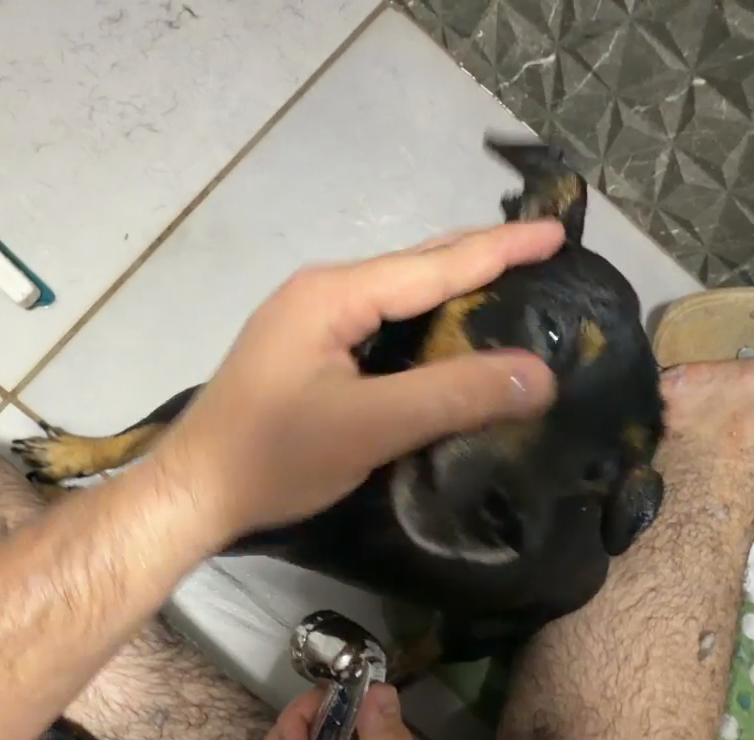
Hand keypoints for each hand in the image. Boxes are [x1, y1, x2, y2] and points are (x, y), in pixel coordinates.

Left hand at [153, 223, 563, 537]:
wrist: (194, 492)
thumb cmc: (273, 458)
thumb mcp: (369, 426)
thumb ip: (452, 396)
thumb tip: (541, 374)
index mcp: (331, 294)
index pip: (433, 264)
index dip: (498, 250)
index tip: (558, 234)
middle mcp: (316, 294)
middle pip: (411, 271)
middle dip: (475, 263)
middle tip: (540, 259)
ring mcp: (302, 324)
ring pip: (391, 300)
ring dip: (445, 296)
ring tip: (504, 295)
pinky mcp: (298, 356)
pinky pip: (372, 327)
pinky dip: (414, 329)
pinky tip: (438, 342)